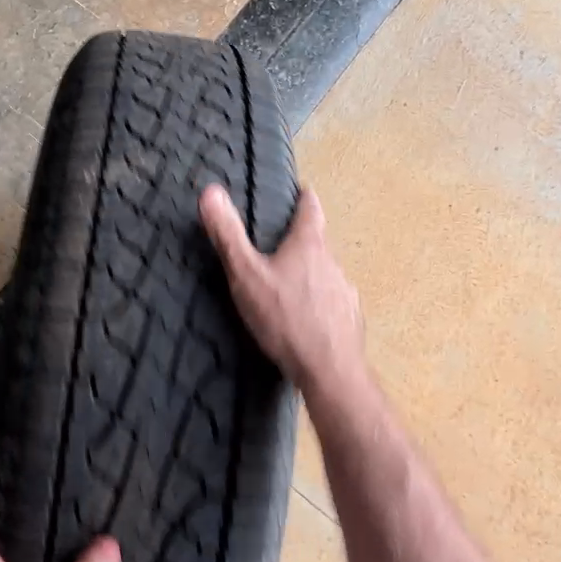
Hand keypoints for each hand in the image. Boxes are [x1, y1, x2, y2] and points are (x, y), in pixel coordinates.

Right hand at [199, 185, 365, 399]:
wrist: (330, 371)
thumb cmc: (285, 317)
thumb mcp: (246, 274)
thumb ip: (227, 235)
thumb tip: (210, 190)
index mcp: (308, 245)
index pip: (310, 208)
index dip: (303, 197)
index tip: (298, 190)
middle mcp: (332, 262)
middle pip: (317, 242)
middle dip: (298, 242)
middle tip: (275, 246)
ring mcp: (345, 292)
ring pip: (324, 274)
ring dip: (308, 274)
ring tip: (286, 286)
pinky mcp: (350, 320)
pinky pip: (331, 302)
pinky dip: (318, 303)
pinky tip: (304, 319)